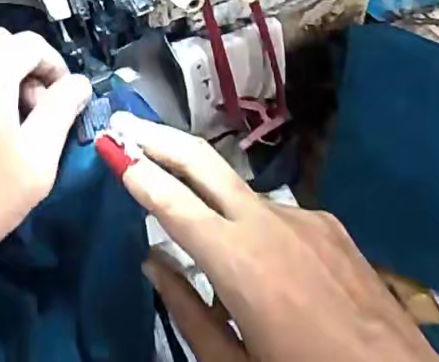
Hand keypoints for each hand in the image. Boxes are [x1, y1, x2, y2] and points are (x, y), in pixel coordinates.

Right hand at [109, 113, 438, 361]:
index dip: (133, 168)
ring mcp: (304, 218)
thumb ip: (188, 313)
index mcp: (237, 262)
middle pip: (200, 159)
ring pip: (238, 192)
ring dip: (208, 193)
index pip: (170, 200)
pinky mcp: (332, 226)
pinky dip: (255, 227)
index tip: (107, 145)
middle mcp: (266, 222)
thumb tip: (155, 262)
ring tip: (196, 221)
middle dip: (157, 137)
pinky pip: (277, 217)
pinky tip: (268, 268)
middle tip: (124, 125)